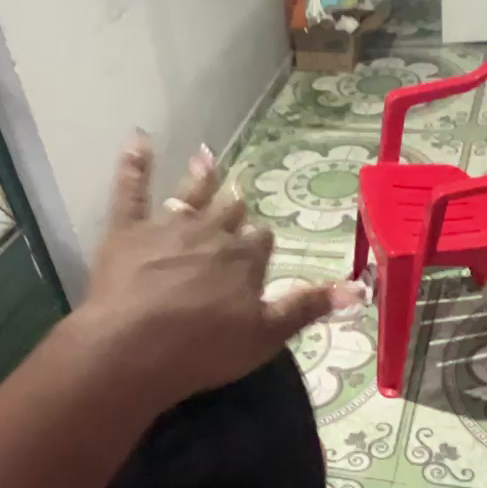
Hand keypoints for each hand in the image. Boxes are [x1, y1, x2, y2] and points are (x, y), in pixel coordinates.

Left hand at [70, 132, 362, 406]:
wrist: (135, 347)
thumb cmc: (205, 349)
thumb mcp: (266, 336)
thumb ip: (307, 307)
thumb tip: (359, 289)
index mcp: (246, 259)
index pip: (262, 242)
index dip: (261, 247)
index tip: (260, 250)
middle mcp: (211, 233)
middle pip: (229, 214)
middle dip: (235, 209)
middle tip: (237, 201)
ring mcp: (168, 227)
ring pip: (190, 195)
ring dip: (200, 178)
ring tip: (206, 157)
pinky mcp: (127, 230)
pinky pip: (131, 189)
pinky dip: (135, 163)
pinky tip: (139, 138)